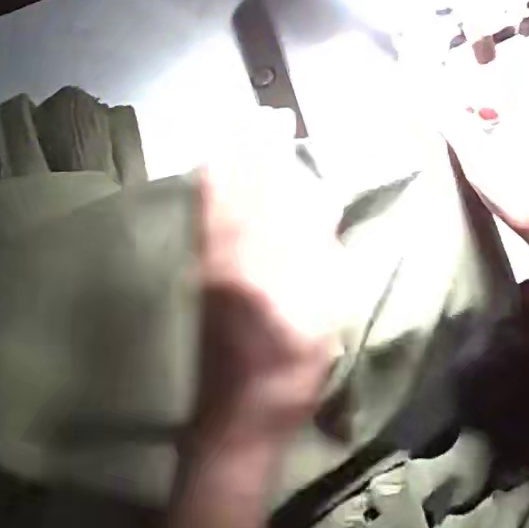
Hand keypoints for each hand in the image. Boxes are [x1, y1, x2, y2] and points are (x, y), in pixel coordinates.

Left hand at [193, 114, 344, 440]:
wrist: (236, 413)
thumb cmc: (291, 369)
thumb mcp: (327, 317)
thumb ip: (323, 257)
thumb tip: (317, 205)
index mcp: (277, 264)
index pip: (279, 196)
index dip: (280, 157)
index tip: (283, 126)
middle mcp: (239, 253)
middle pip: (247, 187)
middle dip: (253, 146)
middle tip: (261, 114)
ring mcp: (214, 260)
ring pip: (221, 196)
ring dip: (230, 157)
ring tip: (238, 126)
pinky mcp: (201, 270)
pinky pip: (203, 216)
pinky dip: (208, 186)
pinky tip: (211, 167)